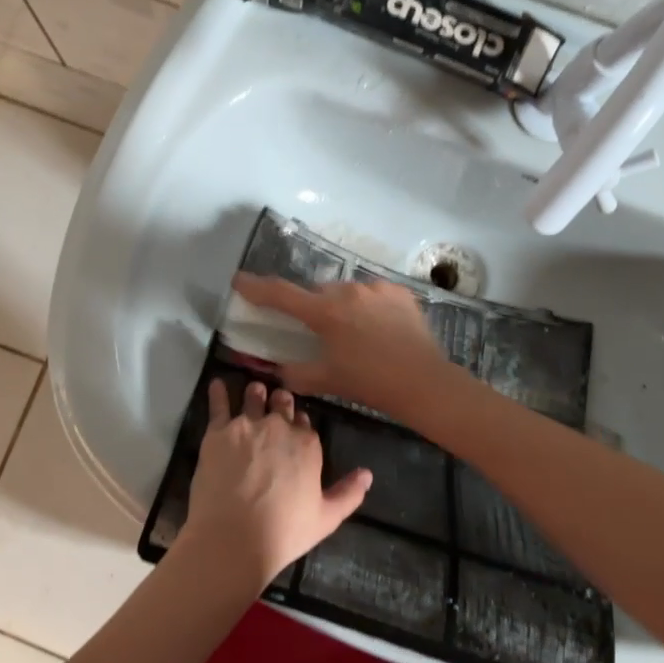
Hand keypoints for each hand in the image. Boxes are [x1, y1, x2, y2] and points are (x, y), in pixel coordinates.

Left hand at [180, 379, 371, 587]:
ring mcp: (246, 425)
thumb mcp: (326, 519)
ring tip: (254, 392)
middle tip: (275, 404)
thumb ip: (349, 493)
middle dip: (280, 402)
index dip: (299, 425)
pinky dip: (218, 392)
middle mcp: (279, 426)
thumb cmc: (284, 532)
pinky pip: (218, 404)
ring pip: (253, 397)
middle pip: (281, 404)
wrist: (233, 538)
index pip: (305, 423)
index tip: (294, 429)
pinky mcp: (217, 431)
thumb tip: (368, 474)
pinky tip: (217, 384)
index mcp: (308, 444)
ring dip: (256, 394)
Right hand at [231, 274, 447, 408]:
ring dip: (343, 307)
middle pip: (318, 293)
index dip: (256, 287)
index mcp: (325, 311)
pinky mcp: (399, 293)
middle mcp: (348, 291)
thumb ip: (295, 373)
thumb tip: (278, 369)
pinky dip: (368, 308)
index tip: (239, 280)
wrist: (424, 382)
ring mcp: (377, 288)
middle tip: (318, 332)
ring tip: (354, 335)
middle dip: (313, 308)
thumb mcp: (327, 381)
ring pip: (347, 293)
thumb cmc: (370, 382)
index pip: (281, 294)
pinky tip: (377, 330)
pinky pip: (373, 295)